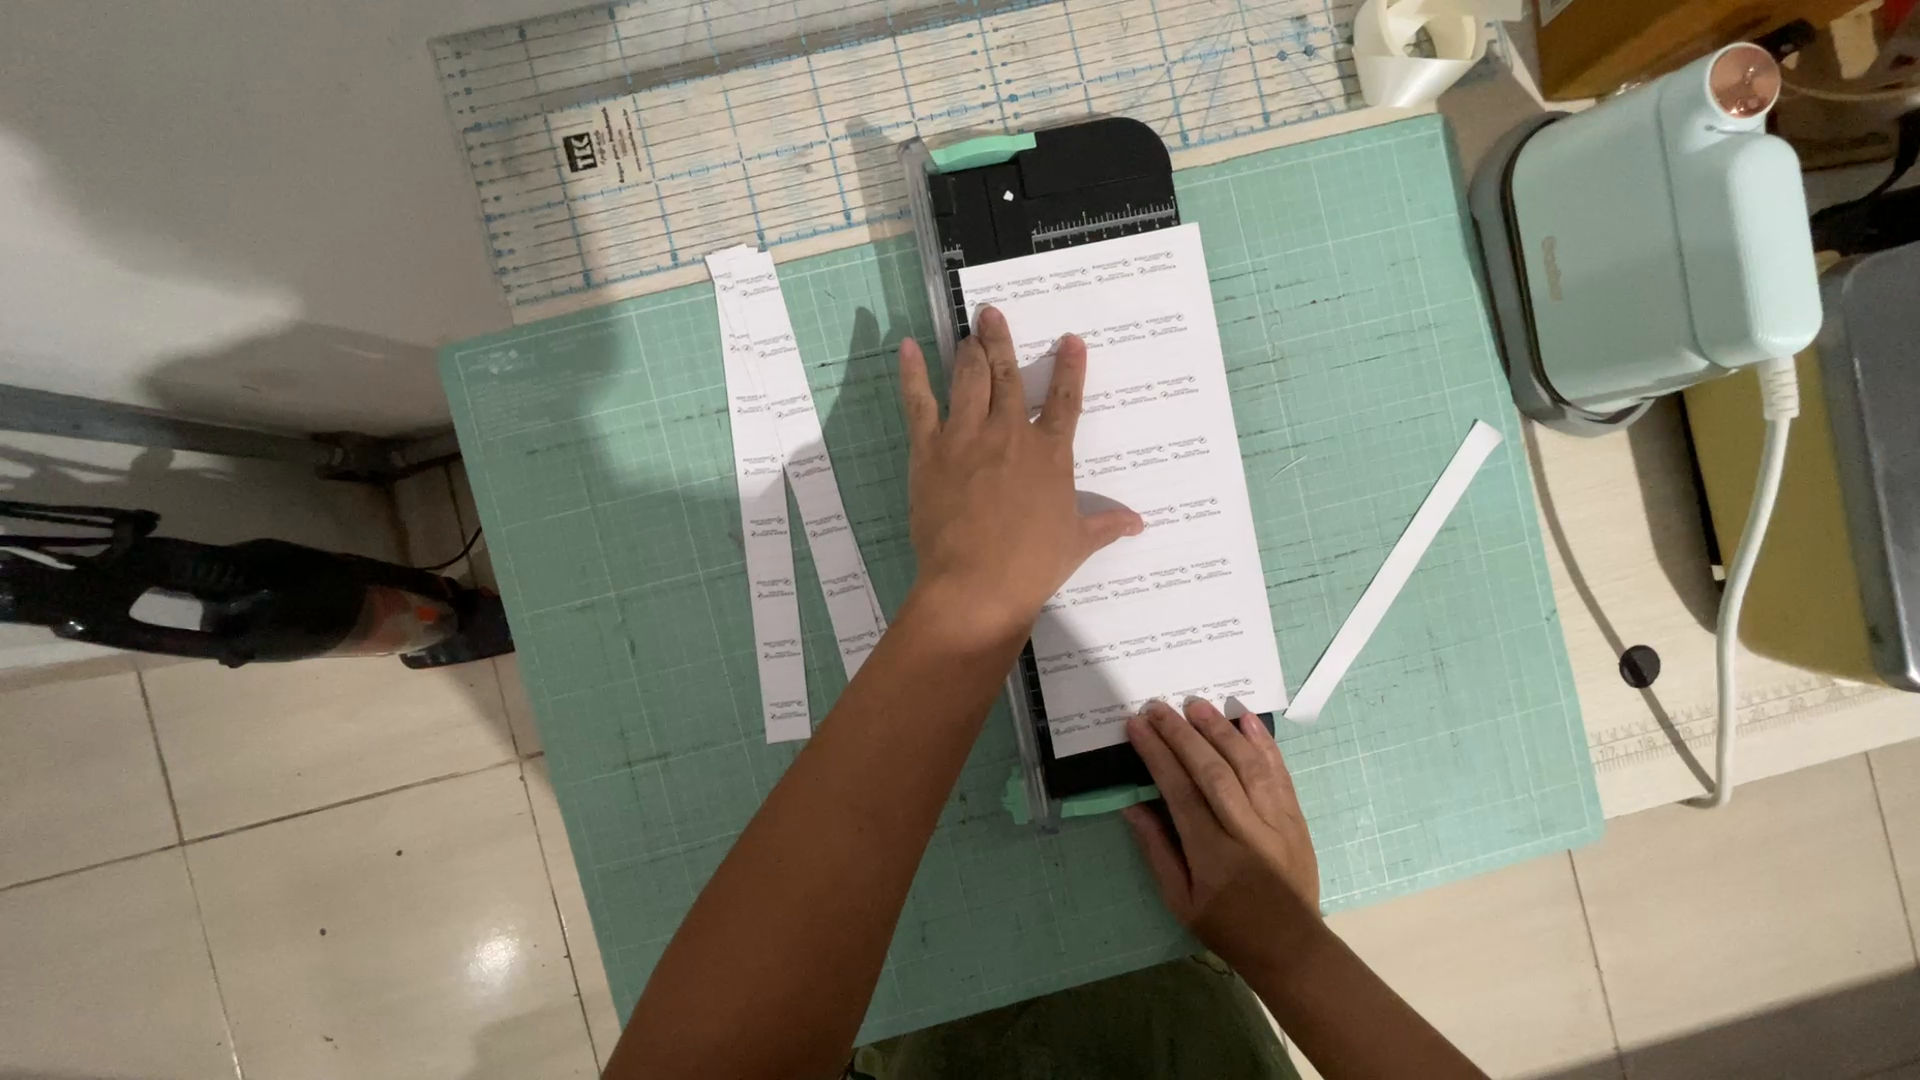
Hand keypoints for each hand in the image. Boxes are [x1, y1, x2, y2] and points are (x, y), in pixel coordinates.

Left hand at [896, 306, 1141, 642]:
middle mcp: (1010, 434)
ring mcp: (967, 437)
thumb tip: (1139, 524)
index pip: (1064, 401)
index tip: (1071, 340)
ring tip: (968, 330)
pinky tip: (906, 349)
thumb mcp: (1076, 544)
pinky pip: (919, 403)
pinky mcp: (929, 450)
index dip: (1069, 369)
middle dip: (1002, 341)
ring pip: (969, 380)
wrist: (977, 583)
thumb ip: (1105, 526)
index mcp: (1050, 454)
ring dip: (969, 351)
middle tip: (991, 313)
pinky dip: (911, 374)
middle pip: (1008, 377)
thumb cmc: (1032, 566)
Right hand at [1123, 699, 1321, 976]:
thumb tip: (1132, 805)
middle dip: (1181, 734)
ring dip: (1220, 730)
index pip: (1180, 792)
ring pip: (1248, 765)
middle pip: (1212, 771)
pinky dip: (1263, 743)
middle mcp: (1247, 832)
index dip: (1157, 755)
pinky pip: (1279, 773)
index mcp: (1212, 855)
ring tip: (1196, 704)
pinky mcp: (1296, 817)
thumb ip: (1156, 849)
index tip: (1136, 726)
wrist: (1292, 948)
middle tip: (1158, 707)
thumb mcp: (1179, 900)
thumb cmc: (1227, 926)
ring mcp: (1277, 822)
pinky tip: (1246, 719)